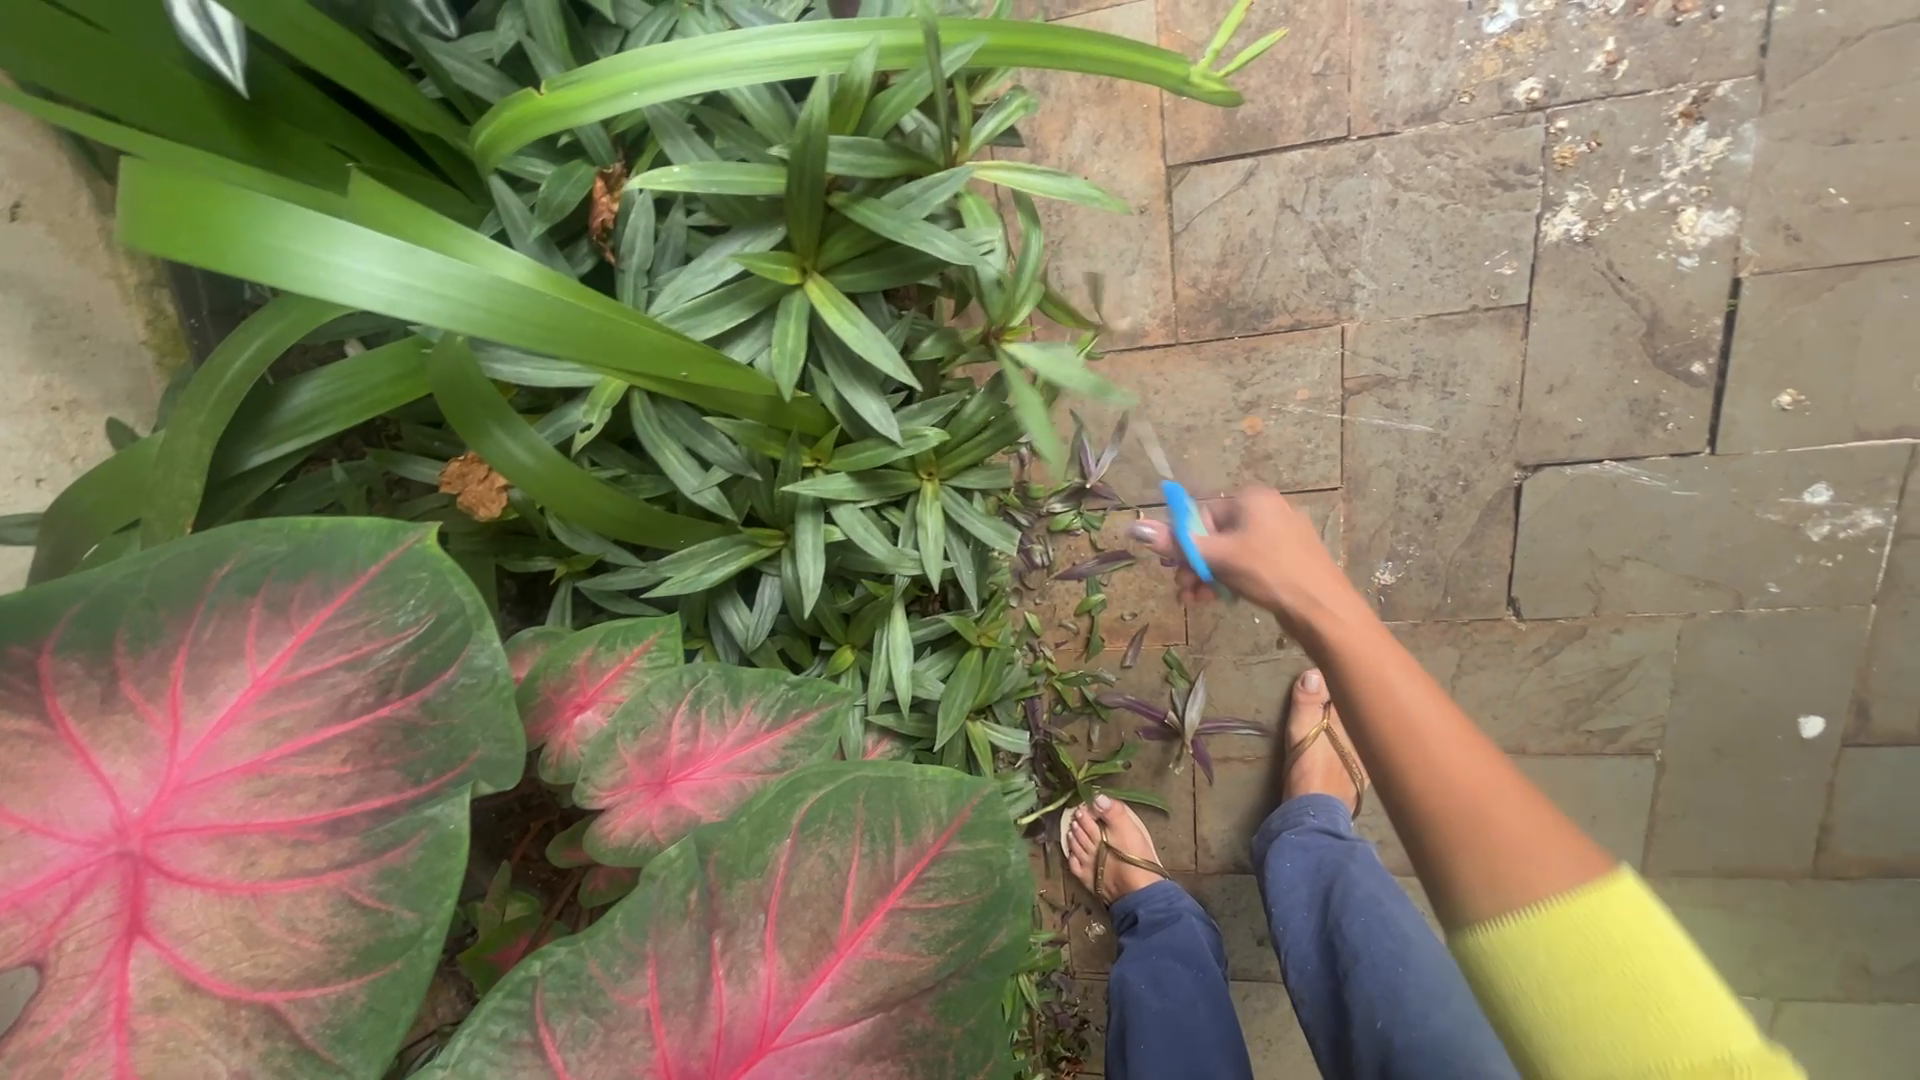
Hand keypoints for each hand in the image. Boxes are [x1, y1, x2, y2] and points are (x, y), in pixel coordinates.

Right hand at [1128, 487, 1364, 634]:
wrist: (1323, 610)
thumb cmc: (1269, 572)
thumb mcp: (1217, 556)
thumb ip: (1176, 543)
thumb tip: (1135, 527)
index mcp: (1250, 498)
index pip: (1199, 511)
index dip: (1181, 540)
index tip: (1171, 566)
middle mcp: (1263, 509)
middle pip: (1211, 533)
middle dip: (1192, 563)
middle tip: (1183, 588)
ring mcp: (1275, 535)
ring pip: (1225, 552)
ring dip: (1205, 576)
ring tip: (1195, 599)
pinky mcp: (1281, 560)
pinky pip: (1243, 564)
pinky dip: (1226, 579)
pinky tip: (1214, 599)